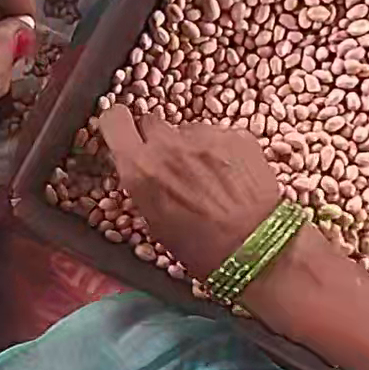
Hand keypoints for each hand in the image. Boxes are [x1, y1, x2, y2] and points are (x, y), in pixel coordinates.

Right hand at [97, 106, 283, 276]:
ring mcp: (205, 136)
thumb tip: (142, 169)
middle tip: (170, 165)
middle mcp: (168, 145)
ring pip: (188, 130)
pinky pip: (219, 136)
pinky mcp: (236, 136)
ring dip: (192, 147)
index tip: (124, 132)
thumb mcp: (154, 221)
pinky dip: (221, 152)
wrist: (254, 250)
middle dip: (157, 140)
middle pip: (151, 122)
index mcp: (140, 169)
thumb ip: (143, 184)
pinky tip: (230, 178)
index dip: (118, 124)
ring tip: (207, 179)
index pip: (114, 120)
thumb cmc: (200, 248)